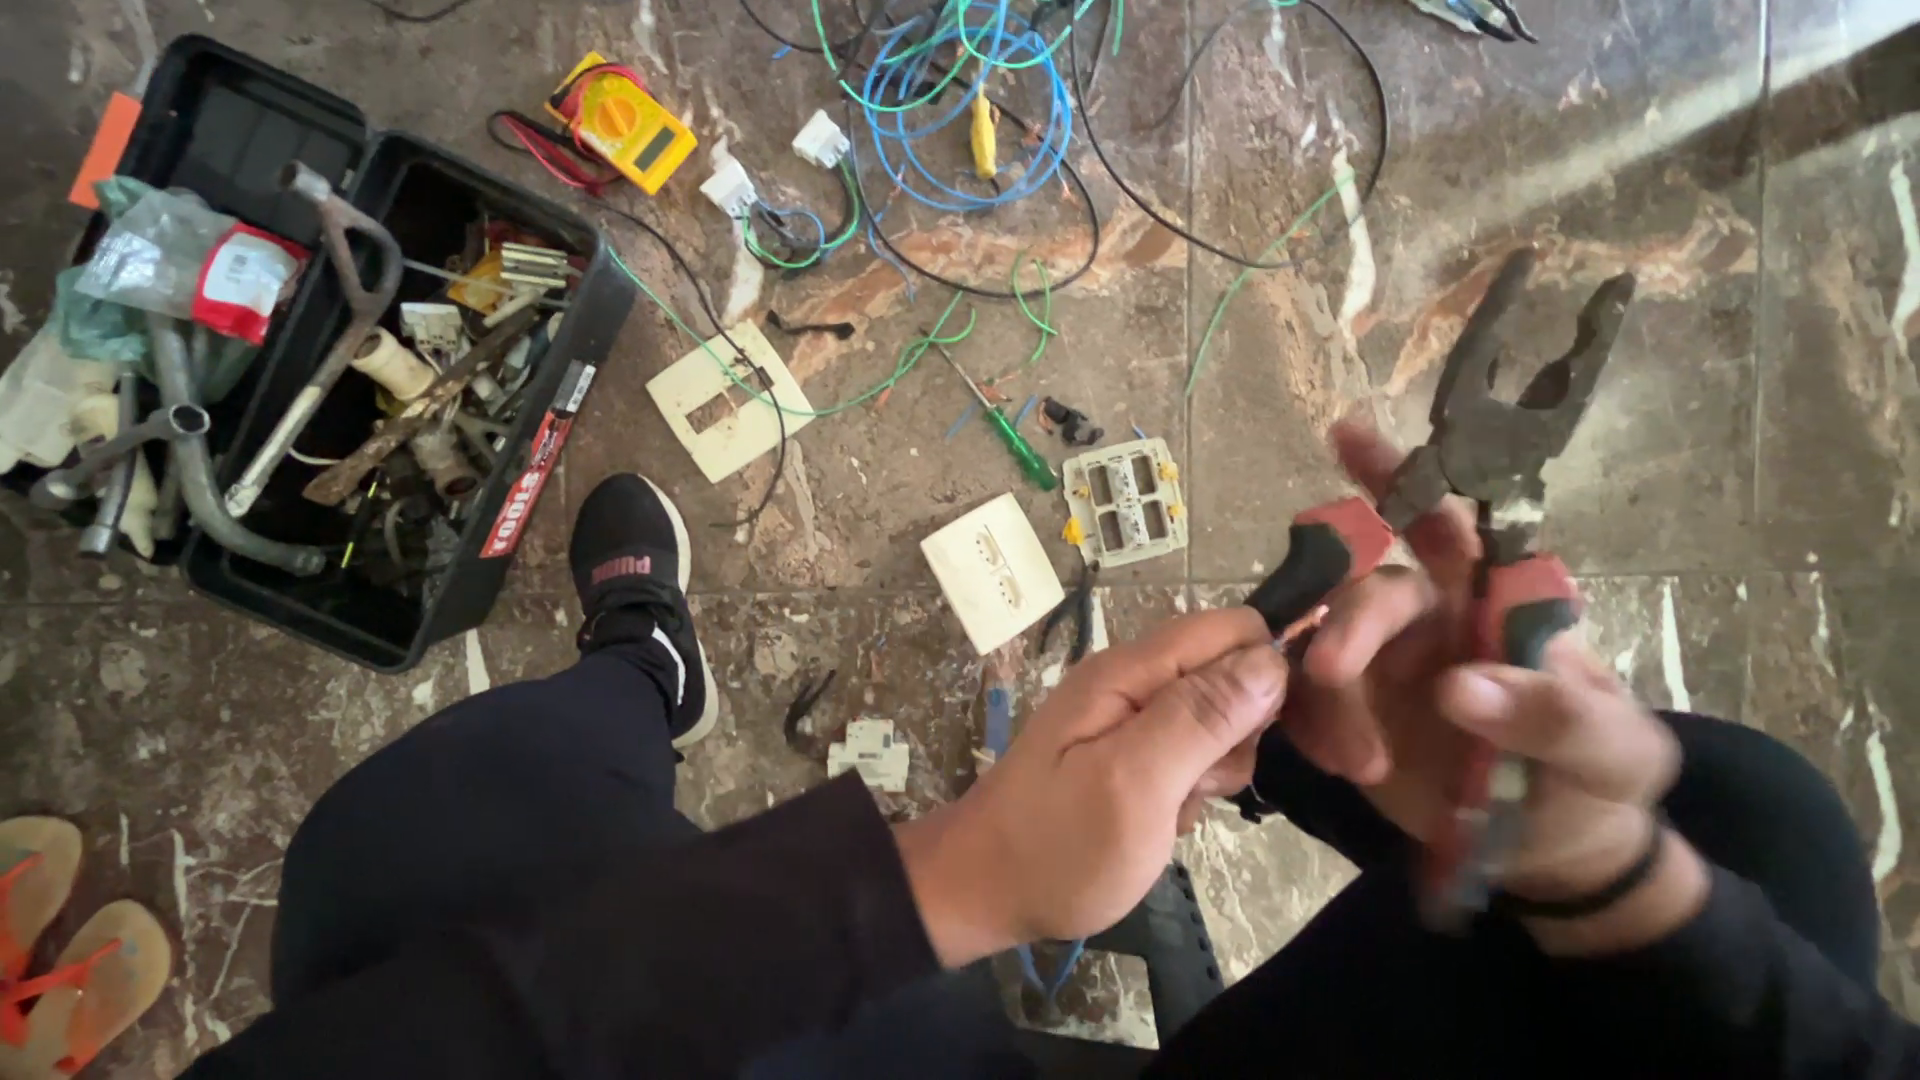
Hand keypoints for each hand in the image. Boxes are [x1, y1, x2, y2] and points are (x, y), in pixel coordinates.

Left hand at [894, 609, 1288, 966]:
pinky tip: (1163, 818)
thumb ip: (1200, 717)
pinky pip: (1188, 754)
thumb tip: (1271, 660)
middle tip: (1201, 781)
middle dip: (1238, 729)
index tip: (1262, 734)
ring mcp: (1127, 717)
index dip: (1264, 670)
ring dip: (1214, 766)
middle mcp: (1130, 680)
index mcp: (1129, 671)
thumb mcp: (1135, 782)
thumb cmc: (1058, 844)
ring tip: (1173, 806)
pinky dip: (1190, 787)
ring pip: (1214, 719)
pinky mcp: (1128, 753)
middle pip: (1226, 673)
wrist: (988, 888)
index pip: (1228, 629)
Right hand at [1285, 419, 1703, 947]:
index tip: (1345, 436)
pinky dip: (1303, 726)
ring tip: (1359, 764)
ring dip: (1325, 698)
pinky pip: (1298, 701)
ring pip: (1318, 648)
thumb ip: (1554, 715)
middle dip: (1345, 627)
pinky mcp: (1342, 714)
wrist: (1549, 852)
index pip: (1443, 526)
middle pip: (1366, 593)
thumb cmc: (1594, 780)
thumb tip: (1457, 686)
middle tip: (1329, 673)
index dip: (1397, 478)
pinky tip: (1332, 761)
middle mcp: (1422, 622)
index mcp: (1488, 605)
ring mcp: (1374, 668)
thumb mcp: (1614, 754)